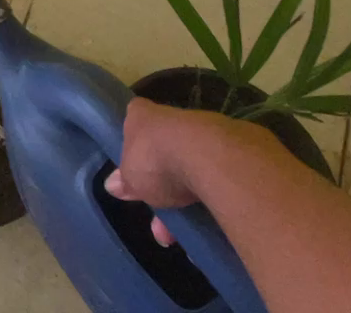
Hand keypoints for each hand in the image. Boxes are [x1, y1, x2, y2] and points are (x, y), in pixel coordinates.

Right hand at [103, 98, 241, 245]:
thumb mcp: (132, 177)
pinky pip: (221, 175)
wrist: (212, 158)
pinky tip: (215, 223)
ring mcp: (208, 130)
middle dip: (164, 187)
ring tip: (190, 234)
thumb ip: (126, 181)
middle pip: (167, 148)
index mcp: (143, 114)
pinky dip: (216, 197)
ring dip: (191, 198)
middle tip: (163, 223)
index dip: (135, 139)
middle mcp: (175, 117)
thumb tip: (112, 185)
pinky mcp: (238, 148)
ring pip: (195, 166)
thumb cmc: (158, 160)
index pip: (136, 117)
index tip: (136, 162)